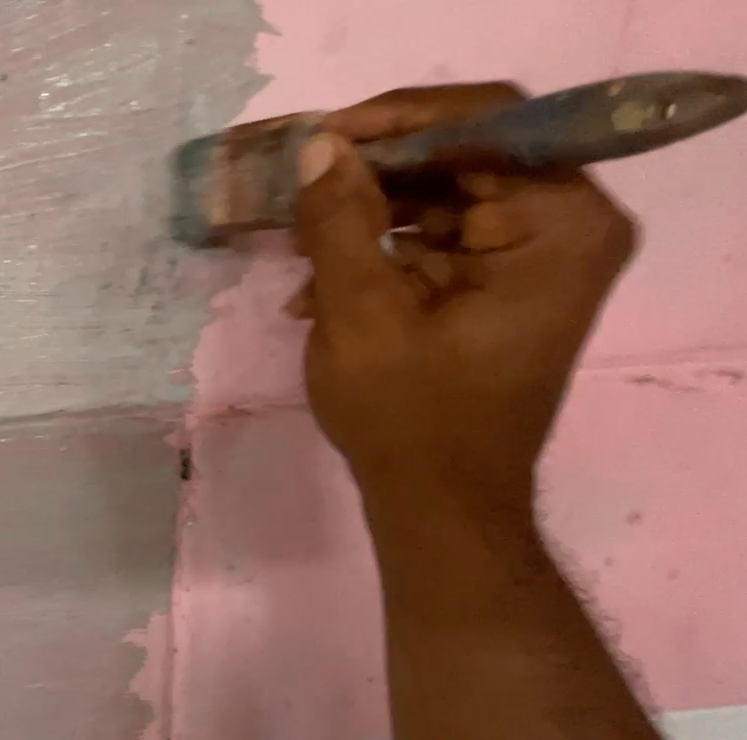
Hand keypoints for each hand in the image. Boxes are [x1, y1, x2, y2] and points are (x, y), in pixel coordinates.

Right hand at [290, 83, 636, 520]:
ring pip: (444, 200)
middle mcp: (565, 227)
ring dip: (365, 217)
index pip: (489, 124)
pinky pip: (438, 243)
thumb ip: (340, 224)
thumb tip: (319, 148)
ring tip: (295, 241)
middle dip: (373, 171)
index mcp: (557, 226)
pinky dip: (378, 254)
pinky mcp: (501, 286)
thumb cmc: (405, 414)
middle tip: (297, 185)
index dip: (400, 118)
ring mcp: (535, 258)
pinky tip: (318, 285)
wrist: (437, 498)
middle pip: (467, 158)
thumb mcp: (359, 314)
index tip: (320, 138)